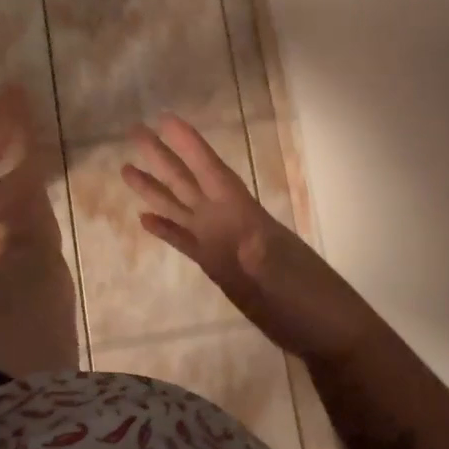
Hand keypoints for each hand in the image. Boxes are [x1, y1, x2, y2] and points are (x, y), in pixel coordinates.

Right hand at [120, 115, 377, 361]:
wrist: (322, 331)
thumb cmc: (311, 298)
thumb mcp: (289, 279)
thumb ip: (267, 261)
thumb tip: (249, 243)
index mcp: (243, 213)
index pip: (209, 169)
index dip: (188, 144)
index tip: (165, 117)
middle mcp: (225, 220)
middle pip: (187, 180)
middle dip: (161, 156)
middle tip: (133, 129)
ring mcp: (219, 243)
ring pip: (179, 207)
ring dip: (154, 189)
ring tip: (125, 168)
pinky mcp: (216, 267)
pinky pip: (183, 241)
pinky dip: (164, 229)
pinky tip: (143, 220)